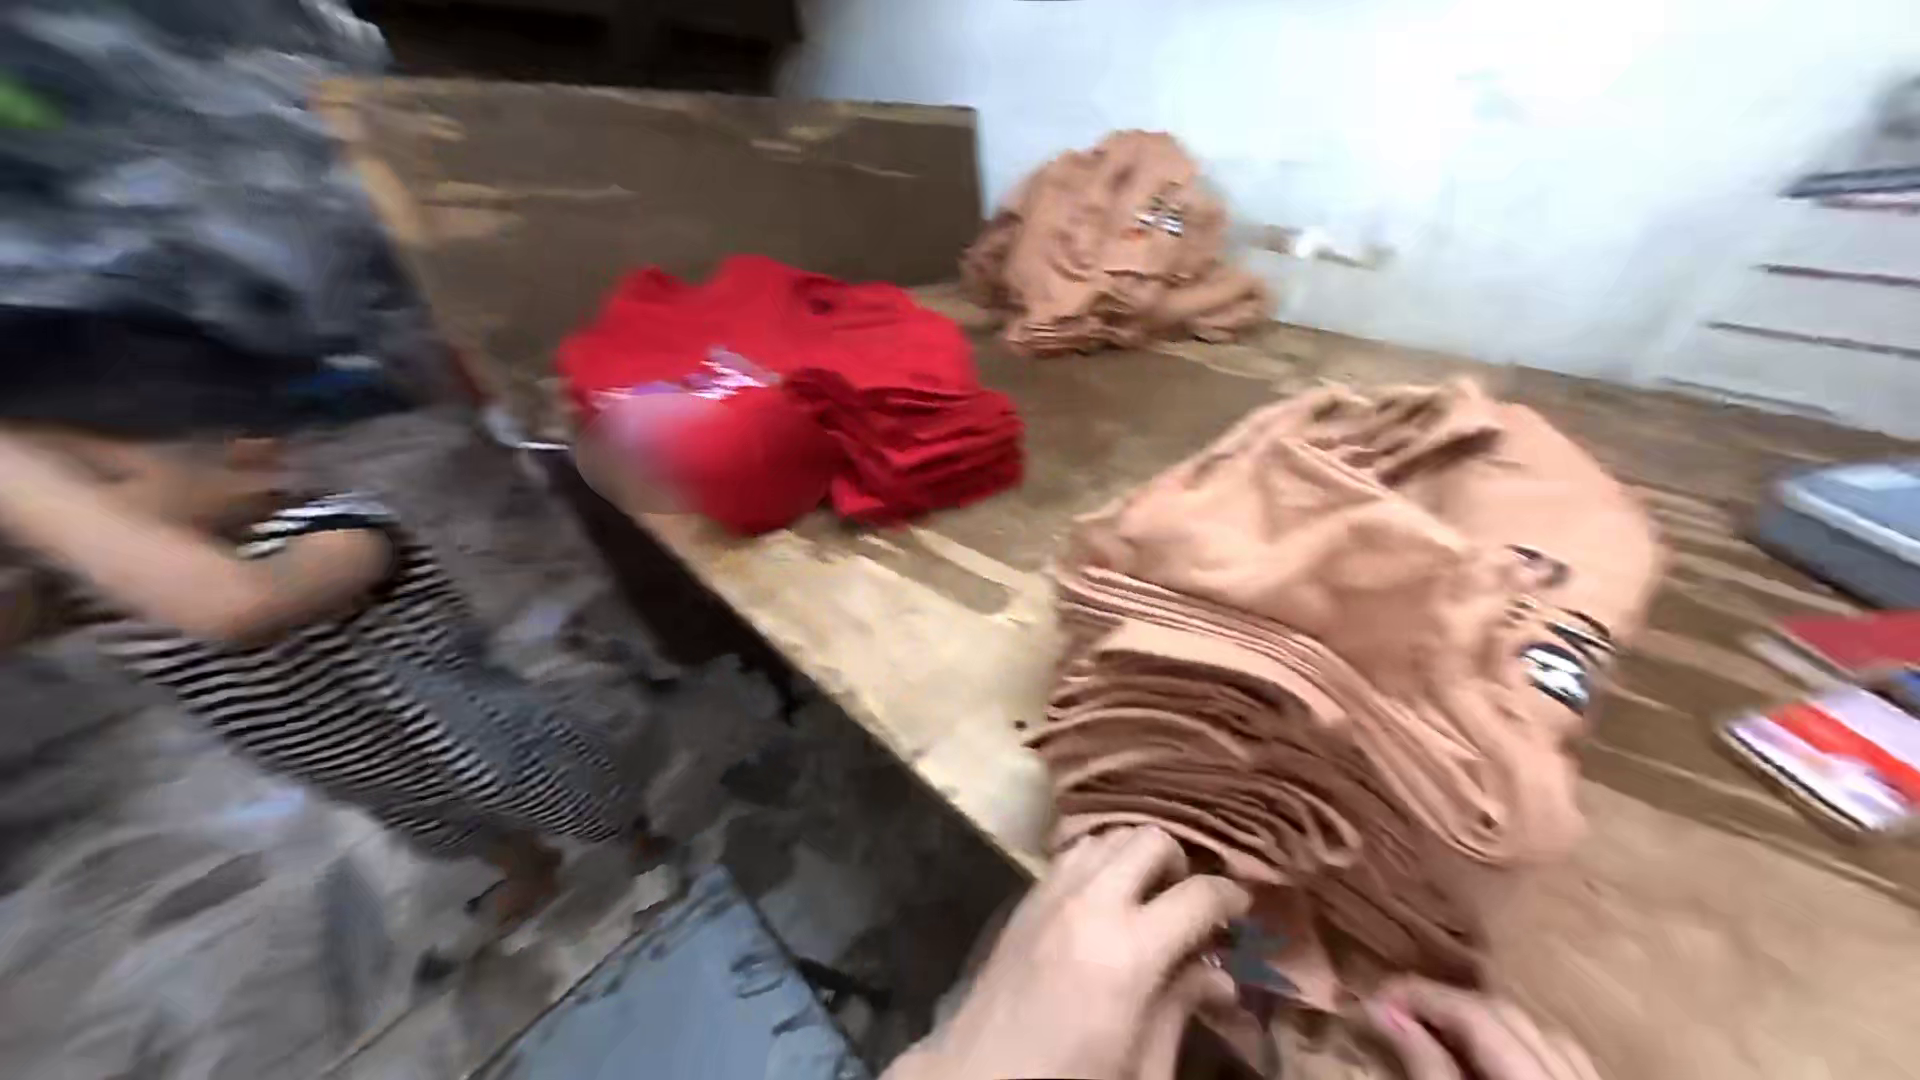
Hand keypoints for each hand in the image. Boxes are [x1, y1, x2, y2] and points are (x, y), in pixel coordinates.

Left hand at [888, 826, 1250, 1079]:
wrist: (979, 1075)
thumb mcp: (1143, 1066)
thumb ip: (1181, 1007)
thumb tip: (1221, 975)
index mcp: (1129, 952)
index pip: (1196, 897)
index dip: (1229, 897)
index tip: (1241, 908)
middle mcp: (1091, 902)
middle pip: (1149, 840)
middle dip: (1180, 863)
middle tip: (1188, 902)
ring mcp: (1054, 890)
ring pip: (1109, 835)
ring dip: (1137, 855)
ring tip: (1148, 895)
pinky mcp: (1029, 893)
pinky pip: (1074, 851)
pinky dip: (1101, 857)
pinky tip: (1105, 894)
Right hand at [1360, 978, 1599, 1079]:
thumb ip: (1427, 1068)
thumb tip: (1381, 1007)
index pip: (1476, 1014)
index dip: (1420, 995)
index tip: (1375, 996)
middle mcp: (1574, 1079)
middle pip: (1509, 1014)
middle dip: (1448, 1001)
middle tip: (1398, 1009)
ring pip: (1543, 1032)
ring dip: (1484, 1017)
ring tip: (1438, 1025)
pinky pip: (1566, 1059)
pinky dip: (1521, 1041)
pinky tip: (1490, 1049)